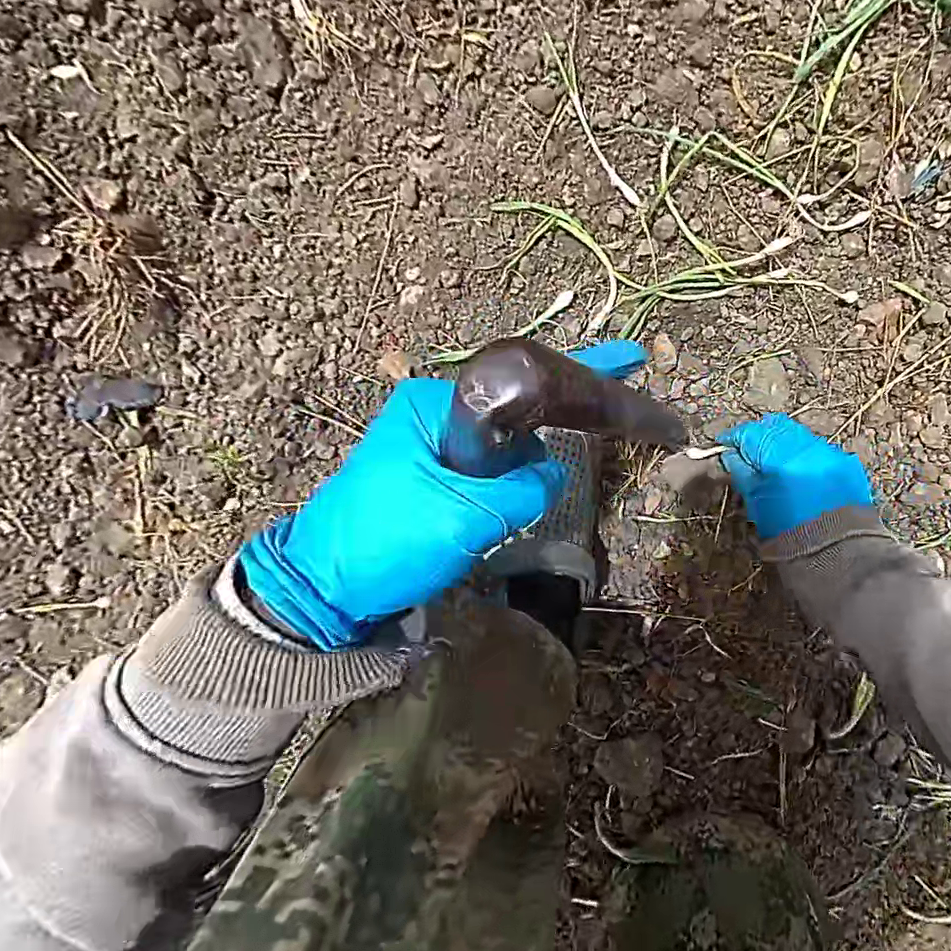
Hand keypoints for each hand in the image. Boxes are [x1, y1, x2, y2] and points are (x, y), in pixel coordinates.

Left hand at [238, 340, 647, 649]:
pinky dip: (508, 484)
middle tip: (598, 438)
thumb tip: (557, 471)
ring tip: (514, 508)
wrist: (321, 592)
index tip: (630, 358)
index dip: (579, 373)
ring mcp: (433, 444)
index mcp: (437, 405)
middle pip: (517, 412)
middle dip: (551, 432)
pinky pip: (487, 469)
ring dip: (524, 471)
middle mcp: (436, 413)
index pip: (520, 381)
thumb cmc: (387, 541)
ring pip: (505, 447)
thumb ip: (527, 487)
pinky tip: (512, 506)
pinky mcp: (432, 475)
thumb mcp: (467, 515)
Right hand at [720, 413, 873, 539]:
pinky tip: (798, 475)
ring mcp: (830, 454)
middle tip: (748, 455)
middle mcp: (808, 448)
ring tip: (774, 467)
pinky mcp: (846, 464)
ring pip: (798, 436)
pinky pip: (817, 450)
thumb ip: (744, 475)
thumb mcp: (758, 505)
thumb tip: (733, 457)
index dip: (735, 439)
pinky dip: (803, 457)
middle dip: (760, 437)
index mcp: (781, 458)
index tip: (726, 448)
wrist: (838, 558)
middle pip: (776, 427)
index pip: (751, 433)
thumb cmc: (790, 538)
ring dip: (782, 446)